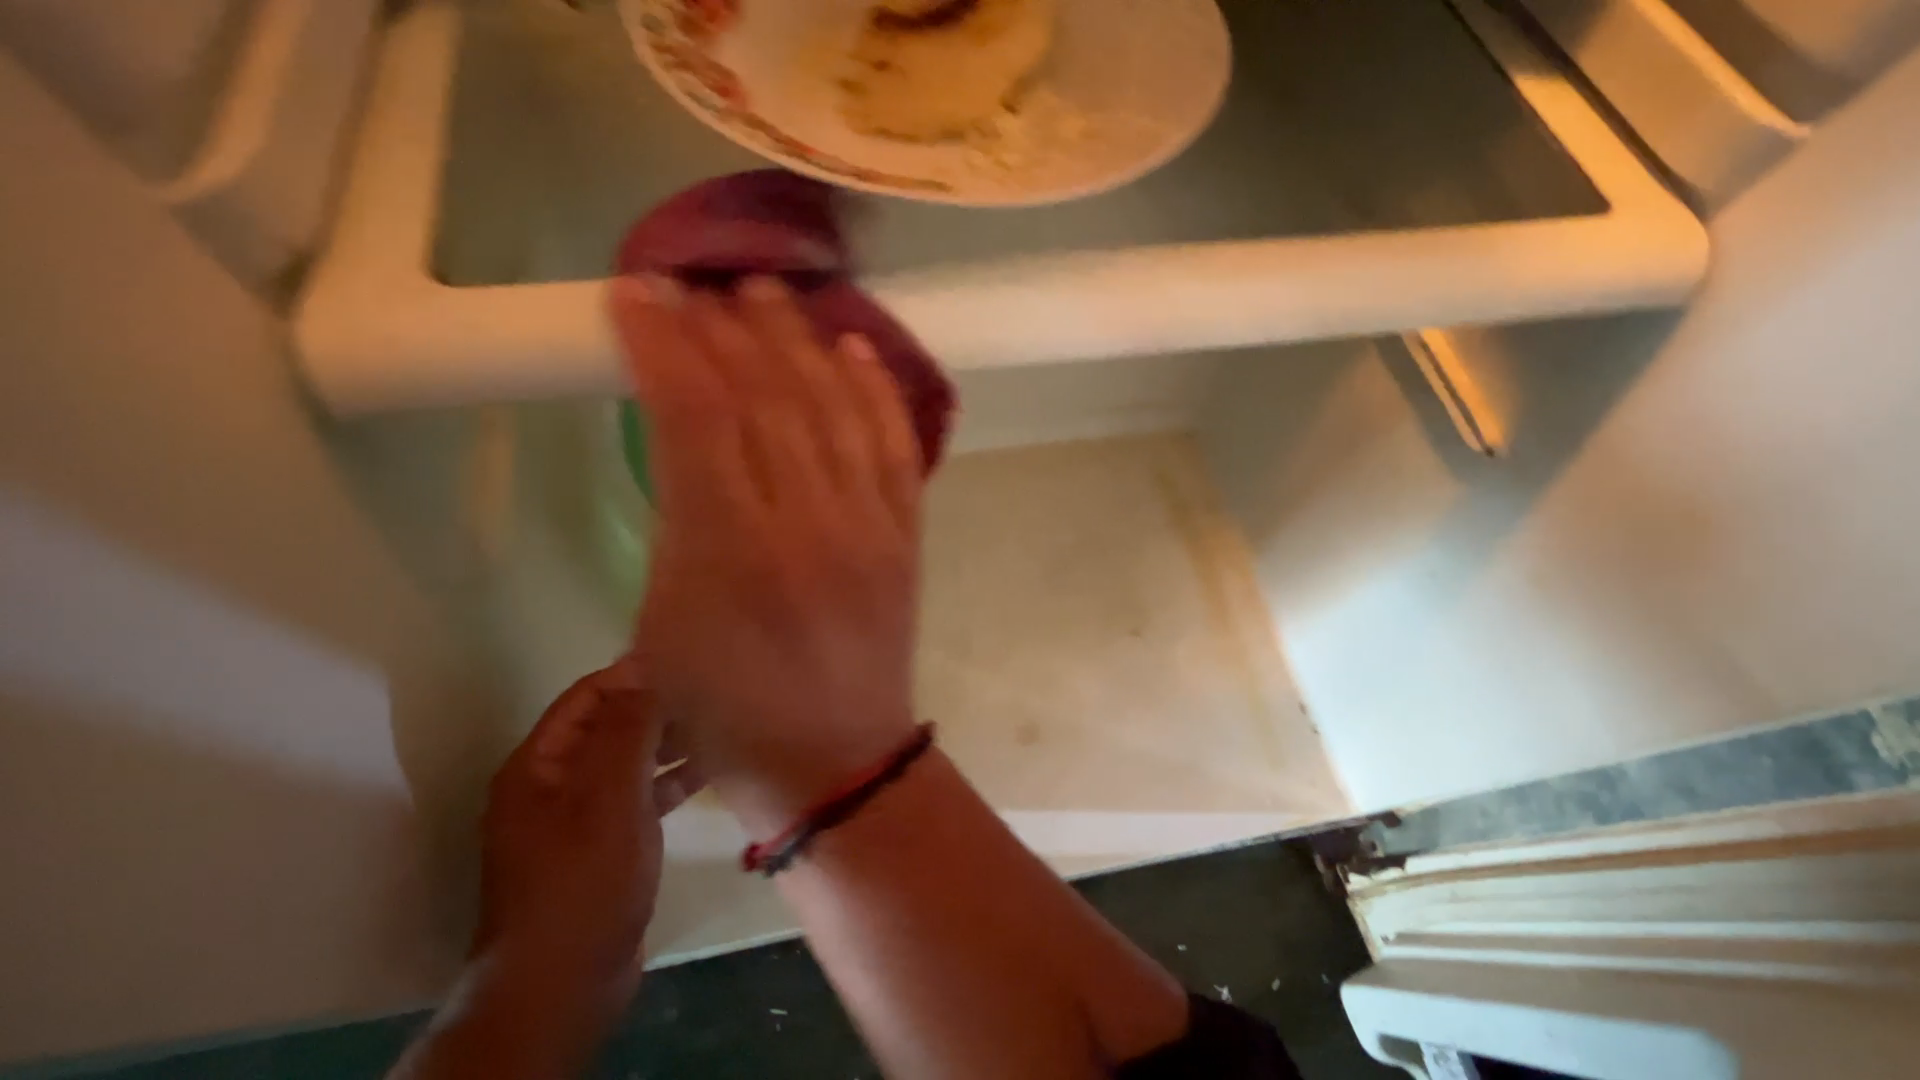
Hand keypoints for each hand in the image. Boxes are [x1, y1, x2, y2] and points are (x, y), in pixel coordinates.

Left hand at [473, 662, 702, 1006]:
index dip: (633, 675)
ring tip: (717, 724)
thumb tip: (643, 669)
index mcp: (538, 765)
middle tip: (712, 691)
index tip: (686, 660)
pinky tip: (704, 773)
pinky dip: (666, 783)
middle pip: (606, 728)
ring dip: (666, 745)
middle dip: (655, 708)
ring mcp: (574, 822)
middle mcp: (550, 786)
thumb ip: (626, 729)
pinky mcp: (599, 852)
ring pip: (625, 765)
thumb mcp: (609, 797)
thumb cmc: (583, 881)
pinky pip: (635, 800)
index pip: (587, 697)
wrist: (561, 983)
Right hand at [608, 273, 923, 834]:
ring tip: (768, 294)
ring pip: (833, 406)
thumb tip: (688, 440)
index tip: (638, 295)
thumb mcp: (662, 622)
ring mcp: (867, 525)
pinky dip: (874, 390)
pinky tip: (853, 348)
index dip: (665, 344)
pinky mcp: (906, 537)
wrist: (835, 763)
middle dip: (728, 327)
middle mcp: (805, 522)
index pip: (695, 414)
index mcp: (728, 549)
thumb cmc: (727, 711)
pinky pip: (893, 446)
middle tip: (702, 283)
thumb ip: (675, 524)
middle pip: (767, 394)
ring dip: (799, 339)